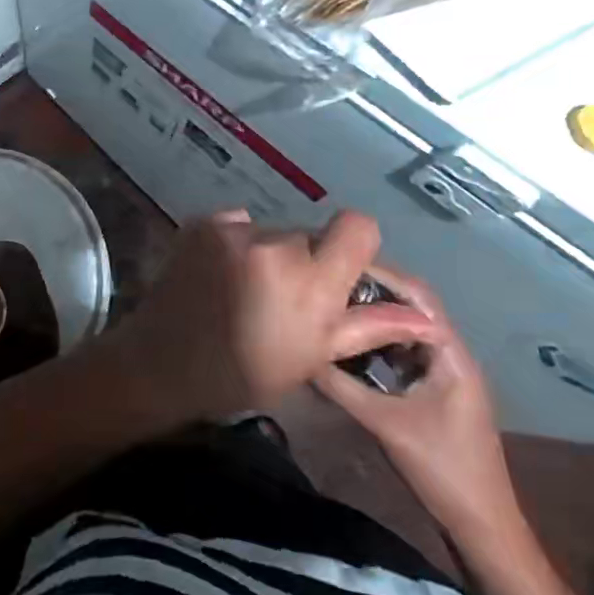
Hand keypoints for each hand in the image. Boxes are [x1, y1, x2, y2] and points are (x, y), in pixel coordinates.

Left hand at [106, 210, 434, 425]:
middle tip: (289, 292)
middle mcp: (274, 245)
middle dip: (308, 258)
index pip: (357, 227)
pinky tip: (224, 270)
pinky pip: (235, 224)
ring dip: (270, 251)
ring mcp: (231, 232)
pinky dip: (236, 241)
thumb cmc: (247, 371)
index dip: (356, 246)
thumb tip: (428, 319)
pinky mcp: (199, 226)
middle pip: (310, 234)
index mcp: (312, 280)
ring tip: (251, 285)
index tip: (343, 270)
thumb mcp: (314, 355)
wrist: (165, 360)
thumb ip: (368, 326)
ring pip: (271, 230)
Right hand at [316, 264, 517, 533]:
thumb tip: (294, 347)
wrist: (480, 519)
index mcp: (449, 355)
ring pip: (402, 325)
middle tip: (320, 278)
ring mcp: (441, 370)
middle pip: (409, 305)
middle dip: (367, 288)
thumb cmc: (440, 465)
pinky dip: (371, 337)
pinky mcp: (430, 385)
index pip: (415, 297)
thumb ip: (337, 381)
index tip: (330, 262)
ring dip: (368, 311)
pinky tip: (341, 340)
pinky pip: (397, 347)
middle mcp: (449, 354)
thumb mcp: (380, 421)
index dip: (376, 274)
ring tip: (324, 301)